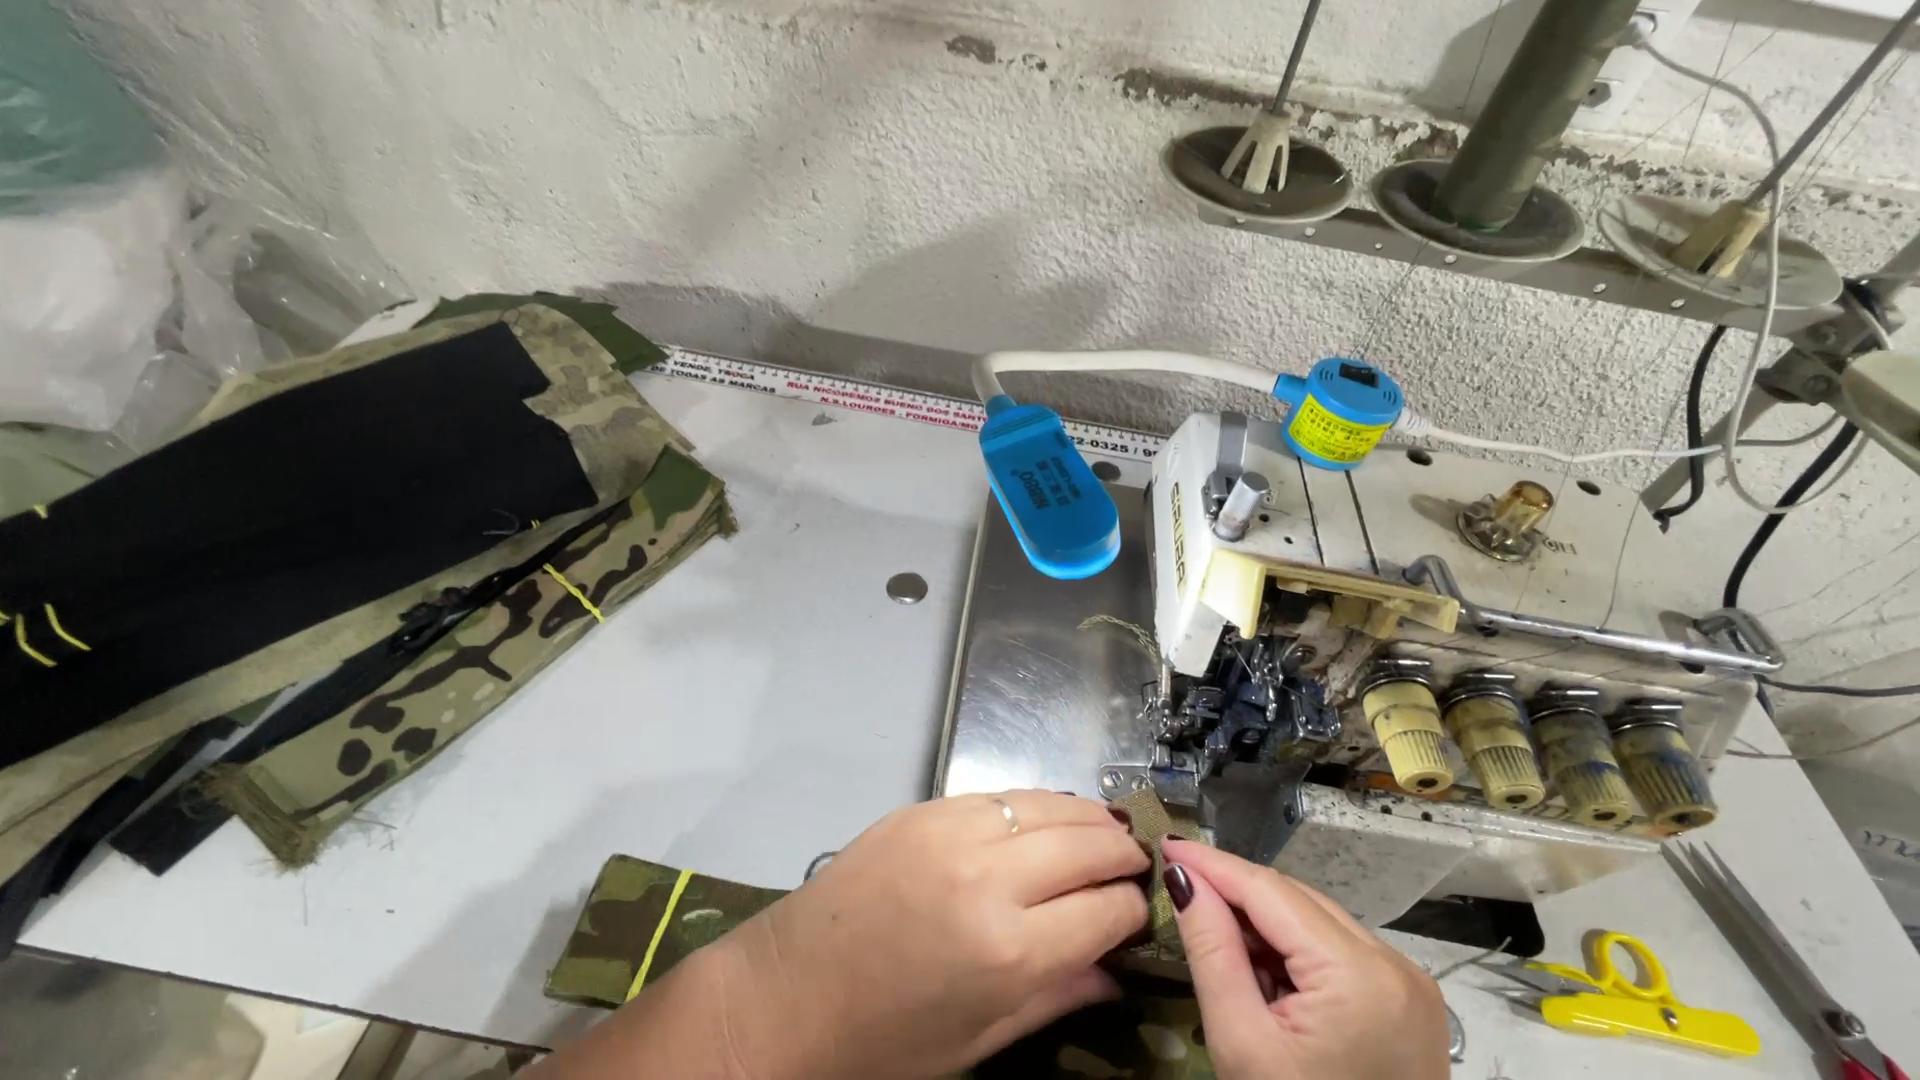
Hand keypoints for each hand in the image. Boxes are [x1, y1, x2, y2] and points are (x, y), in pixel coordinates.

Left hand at [716, 791, 1149, 1078]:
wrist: (784, 997)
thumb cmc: (883, 1042)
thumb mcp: (978, 1039)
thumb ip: (1057, 997)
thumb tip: (1117, 976)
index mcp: (1008, 951)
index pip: (1105, 911)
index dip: (1133, 910)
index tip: (1141, 910)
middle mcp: (987, 877)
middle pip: (1086, 845)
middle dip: (1123, 852)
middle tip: (1137, 861)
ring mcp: (950, 832)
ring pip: (1047, 804)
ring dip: (1085, 817)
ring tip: (1105, 830)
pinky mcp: (920, 809)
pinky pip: (998, 796)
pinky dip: (1034, 805)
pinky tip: (1045, 818)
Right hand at [1162, 838, 1448, 1079]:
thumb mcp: (1240, 1041)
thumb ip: (1212, 949)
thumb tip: (1183, 877)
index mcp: (1359, 974)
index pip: (1270, 891)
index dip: (1214, 862)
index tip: (1166, 843)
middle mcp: (1395, 963)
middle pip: (1296, 899)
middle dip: (1236, 889)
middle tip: (1180, 884)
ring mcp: (1410, 981)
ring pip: (1317, 918)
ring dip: (1263, 918)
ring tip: (1214, 930)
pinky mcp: (1409, 998)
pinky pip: (1338, 947)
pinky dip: (1294, 946)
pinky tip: (1261, 965)